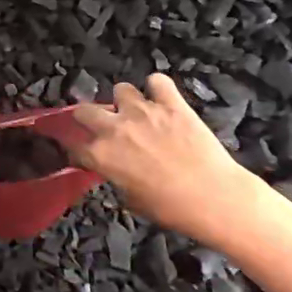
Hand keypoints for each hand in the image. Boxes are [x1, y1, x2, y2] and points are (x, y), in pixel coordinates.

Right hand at [70, 74, 260, 246]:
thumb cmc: (173, 209)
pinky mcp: (171, 104)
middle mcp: (114, 128)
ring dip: (126, 101)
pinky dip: (158, 87)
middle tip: (104, 127)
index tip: (82, 153)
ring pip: (120, 89)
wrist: (218, 200)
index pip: (73, 147)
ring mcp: (143, 112)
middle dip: (89, 119)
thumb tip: (115, 169)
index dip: (76, 149)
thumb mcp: (132, 199)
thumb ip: (115, 176)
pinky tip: (162, 98)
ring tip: (138, 112)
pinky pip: (157, 81)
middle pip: (84, 111)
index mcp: (101, 155)